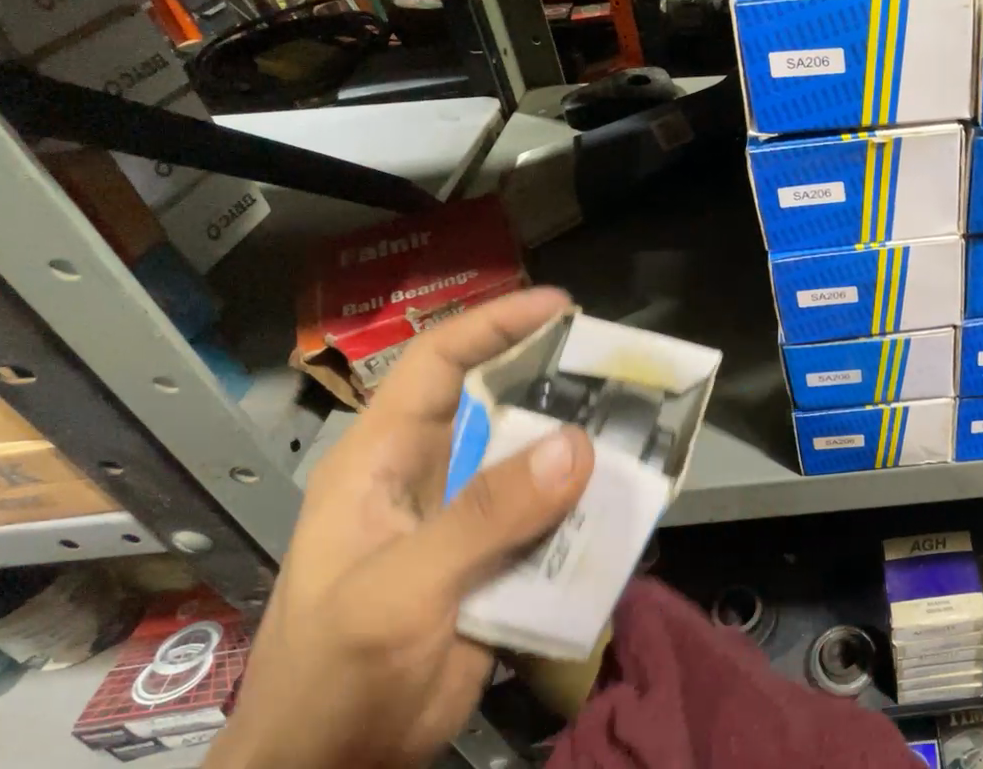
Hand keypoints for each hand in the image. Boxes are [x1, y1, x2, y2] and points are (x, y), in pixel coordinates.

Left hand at [208, 288, 594, 768]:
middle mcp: (429, 478)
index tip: (562, 307)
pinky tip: (630, 503)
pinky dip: (591, 509)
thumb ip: (483, 518)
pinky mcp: (499, 564)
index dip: (495, 325)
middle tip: (627, 372)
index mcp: (381, 461)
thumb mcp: (398, 591)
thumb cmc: (336, 675)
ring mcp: (467, 524)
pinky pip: (554, 520)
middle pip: (500, 408)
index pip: (437, 365)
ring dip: (586, 450)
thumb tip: (578, 445)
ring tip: (645, 430)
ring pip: (536, 465)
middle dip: (560, 385)